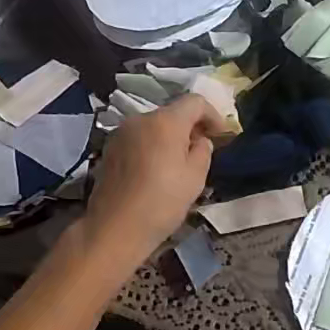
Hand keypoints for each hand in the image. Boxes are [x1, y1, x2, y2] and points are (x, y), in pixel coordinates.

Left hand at [80, 95, 223, 267]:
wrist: (115, 227)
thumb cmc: (162, 202)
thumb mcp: (195, 178)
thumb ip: (203, 151)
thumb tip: (199, 140)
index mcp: (164, 121)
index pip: (194, 102)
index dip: (213, 115)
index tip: (221, 136)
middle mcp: (139, 119)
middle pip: (171, 113)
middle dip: (190, 128)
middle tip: (201, 151)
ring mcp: (120, 133)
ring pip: (153, 127)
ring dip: (169, 138)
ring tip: (178, 164)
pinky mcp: (109, 149)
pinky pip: (137, 140)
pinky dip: (151, 147)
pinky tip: (155, 171)